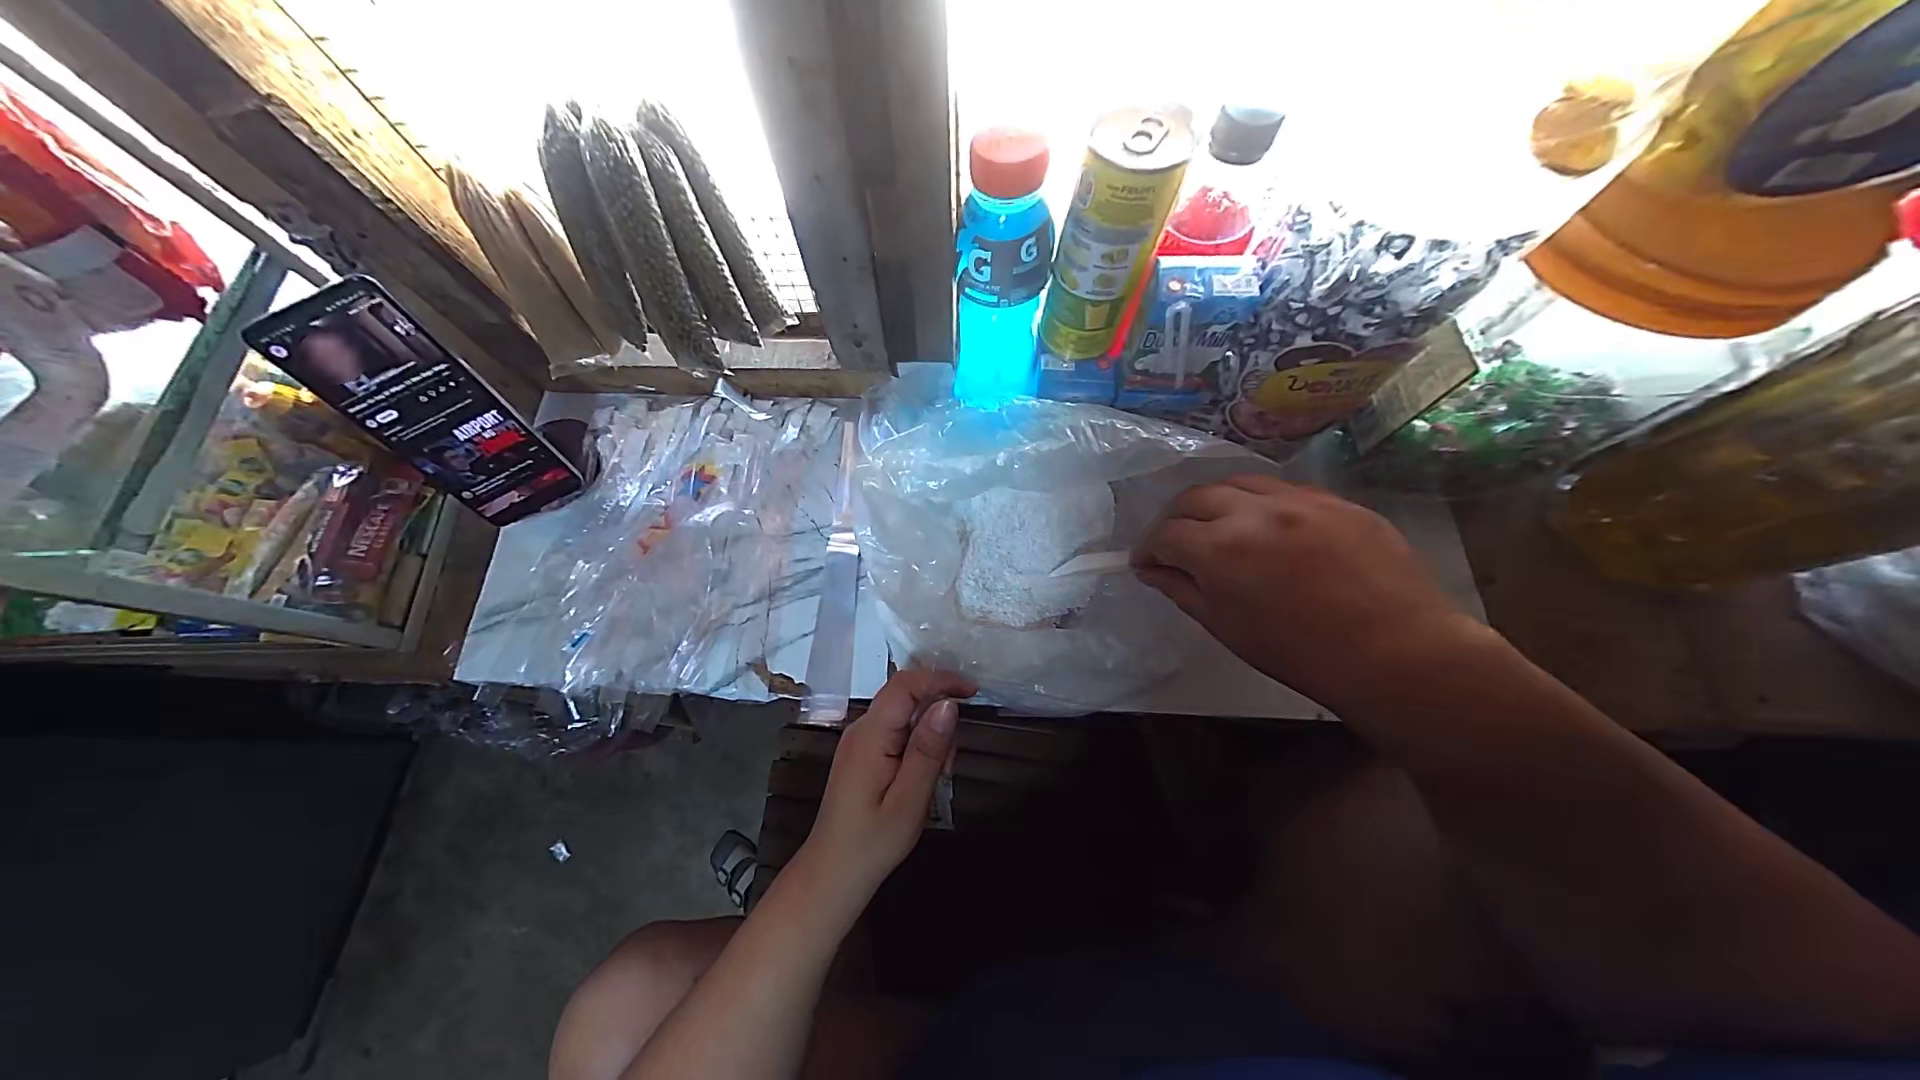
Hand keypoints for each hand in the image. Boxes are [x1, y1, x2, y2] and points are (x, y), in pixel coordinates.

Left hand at [797, 669, 976, 899]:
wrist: (833, 873)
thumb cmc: (872, 842)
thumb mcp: (910, 799)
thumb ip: (928, 749)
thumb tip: (948, 704)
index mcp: (870, 735)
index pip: (905, 684)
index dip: (940, 678)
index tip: (972, 692)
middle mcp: (861, 729)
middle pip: (906, 695)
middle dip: (938, 713)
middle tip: (949, 760)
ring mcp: (859, 740)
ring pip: (904, 713)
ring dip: (929, 732)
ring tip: (935, 776)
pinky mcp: (863, 752)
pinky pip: (896, 730)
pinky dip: (917, 743)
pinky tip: (921, 776)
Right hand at [1133, 474, 1472, 707]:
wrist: (1394, 651)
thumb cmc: (1299, 652)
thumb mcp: (1227, 627)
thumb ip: (1183, 590)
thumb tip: (1153, 570)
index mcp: (1220, 549)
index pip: (1166, 534)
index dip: (1149, 549)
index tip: (1148, 564)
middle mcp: (1253, 511)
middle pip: (1195, 497)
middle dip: (1176, 519)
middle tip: (1177, 543)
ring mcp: (1298, 499)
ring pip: (1238, 482)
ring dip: (1216, 502)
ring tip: (1219, 526)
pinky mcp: (1336, 500)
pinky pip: (1283, 488)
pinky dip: (1261, 502)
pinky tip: (1268, 526)